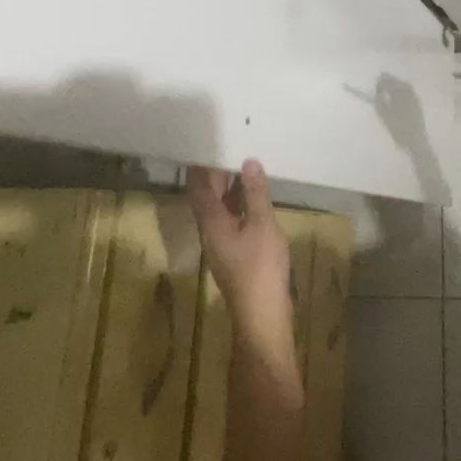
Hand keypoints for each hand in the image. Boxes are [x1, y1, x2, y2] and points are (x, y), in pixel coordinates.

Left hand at [186, 159, 292, 339]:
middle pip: (208, 198)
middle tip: (230, 148)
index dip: (199, 167)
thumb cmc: (260, 268)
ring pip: (221, 210)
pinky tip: (256, 197)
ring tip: (245, 164)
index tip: (206, 144)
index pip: (198, 188)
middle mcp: (211, 232)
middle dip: (216, 174)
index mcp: (211, 223)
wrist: (262, 316)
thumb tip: (248, 162)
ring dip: (230, 189)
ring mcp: (223, 245)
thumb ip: (255, 193)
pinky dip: (240, 205)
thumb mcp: (262, 225)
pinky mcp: (236, 254)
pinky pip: (232, 221)